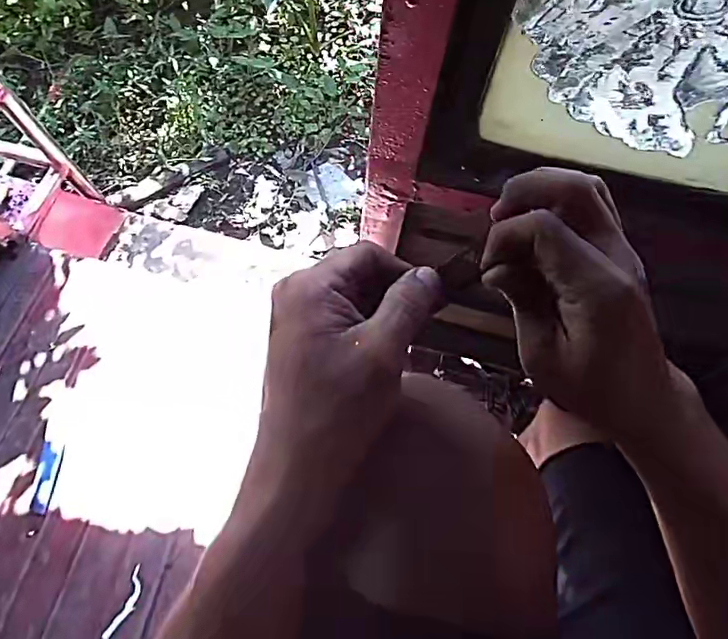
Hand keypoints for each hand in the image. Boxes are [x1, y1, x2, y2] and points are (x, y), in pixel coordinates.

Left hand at [249, 242, 444, 511]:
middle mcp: (295, 291)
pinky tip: (385, 353)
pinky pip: (338, 316)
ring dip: (383, 311)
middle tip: (427, 320)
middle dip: (394, 292)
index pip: (367, 254)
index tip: (434, 297)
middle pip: (357, 272)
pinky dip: (366, 326)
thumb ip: (407, 304)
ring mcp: (293, 315)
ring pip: (350, 295)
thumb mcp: (383, 352)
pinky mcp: (297, 338)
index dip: (405, 271)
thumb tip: (429, 275)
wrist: (295, 474)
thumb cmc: (338, 413)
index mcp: (309, 286)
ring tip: (409, 340)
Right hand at [481, 169, 677, 438]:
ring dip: (541, 188)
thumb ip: (521, 301)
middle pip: (573, 187)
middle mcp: (617, 257)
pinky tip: (533, 219)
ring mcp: (623, 249)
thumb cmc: (591, 389)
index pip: (544, 227)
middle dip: (523, 192)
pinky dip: (557, 196)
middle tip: (496, 220)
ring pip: (586, 184)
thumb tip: (496, 266)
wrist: (643, 400)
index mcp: (599, 287)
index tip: (489, 267)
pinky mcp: (620, 248)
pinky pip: (593, 199)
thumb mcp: (543, 358)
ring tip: (512, 215)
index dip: (504, 236)